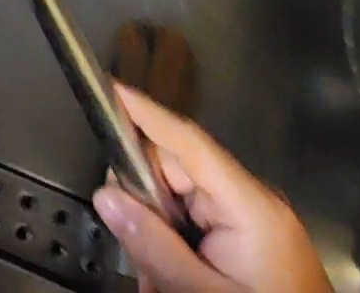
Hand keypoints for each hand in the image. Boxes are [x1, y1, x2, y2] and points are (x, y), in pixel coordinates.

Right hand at [94, 86, 332, 292]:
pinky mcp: (249, 241)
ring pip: (176, 200)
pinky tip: (175, 281)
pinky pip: (192, 223)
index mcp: (251, 207)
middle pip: (174, 171)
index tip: (111, 87)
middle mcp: (253, 204)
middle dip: (144, 202)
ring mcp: (252, 222)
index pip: (188, 142)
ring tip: (163, 284)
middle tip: (139, 254)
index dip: (147, 113)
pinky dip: (173, 247)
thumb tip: (107, 194)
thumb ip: (153, 245)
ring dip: (156, 234)